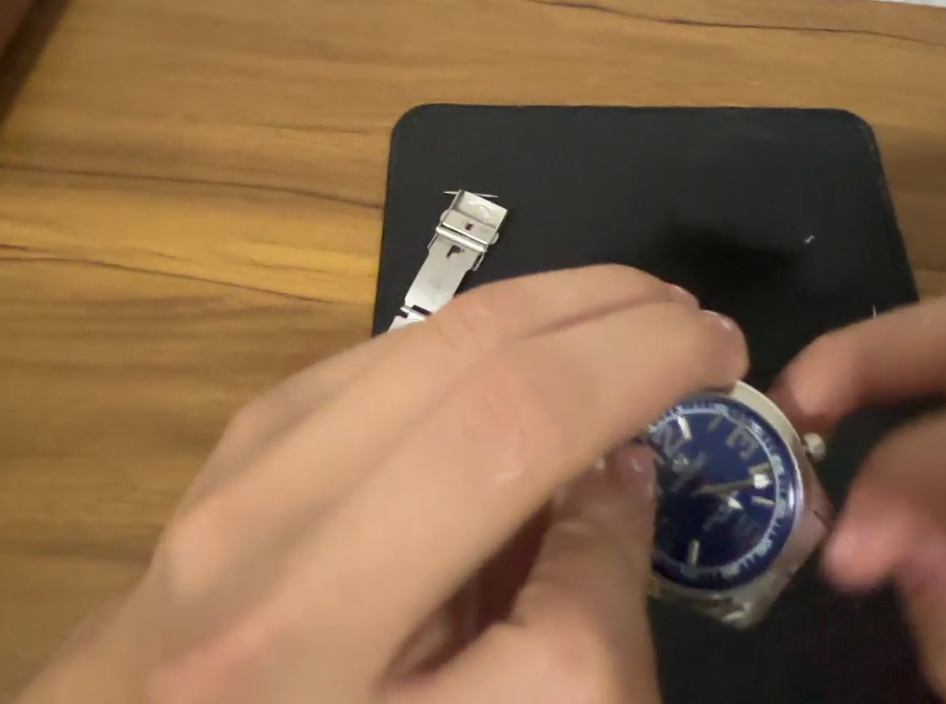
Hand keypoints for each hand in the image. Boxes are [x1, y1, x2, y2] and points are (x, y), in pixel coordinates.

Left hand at [19, 266, 746, 703]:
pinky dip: (490, 327)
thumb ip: (568, 642)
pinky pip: (401, 349)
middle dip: (627, 341)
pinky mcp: (246, 431)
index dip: (649, 571)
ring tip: (637, 304)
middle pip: (490, 400)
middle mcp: (263, 583)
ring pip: (442, 339)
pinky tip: (537, 331)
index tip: (689, 465)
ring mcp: (240, 482)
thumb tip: (618, 474)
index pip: (559, 641)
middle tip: (704, 327)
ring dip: (563, 303)